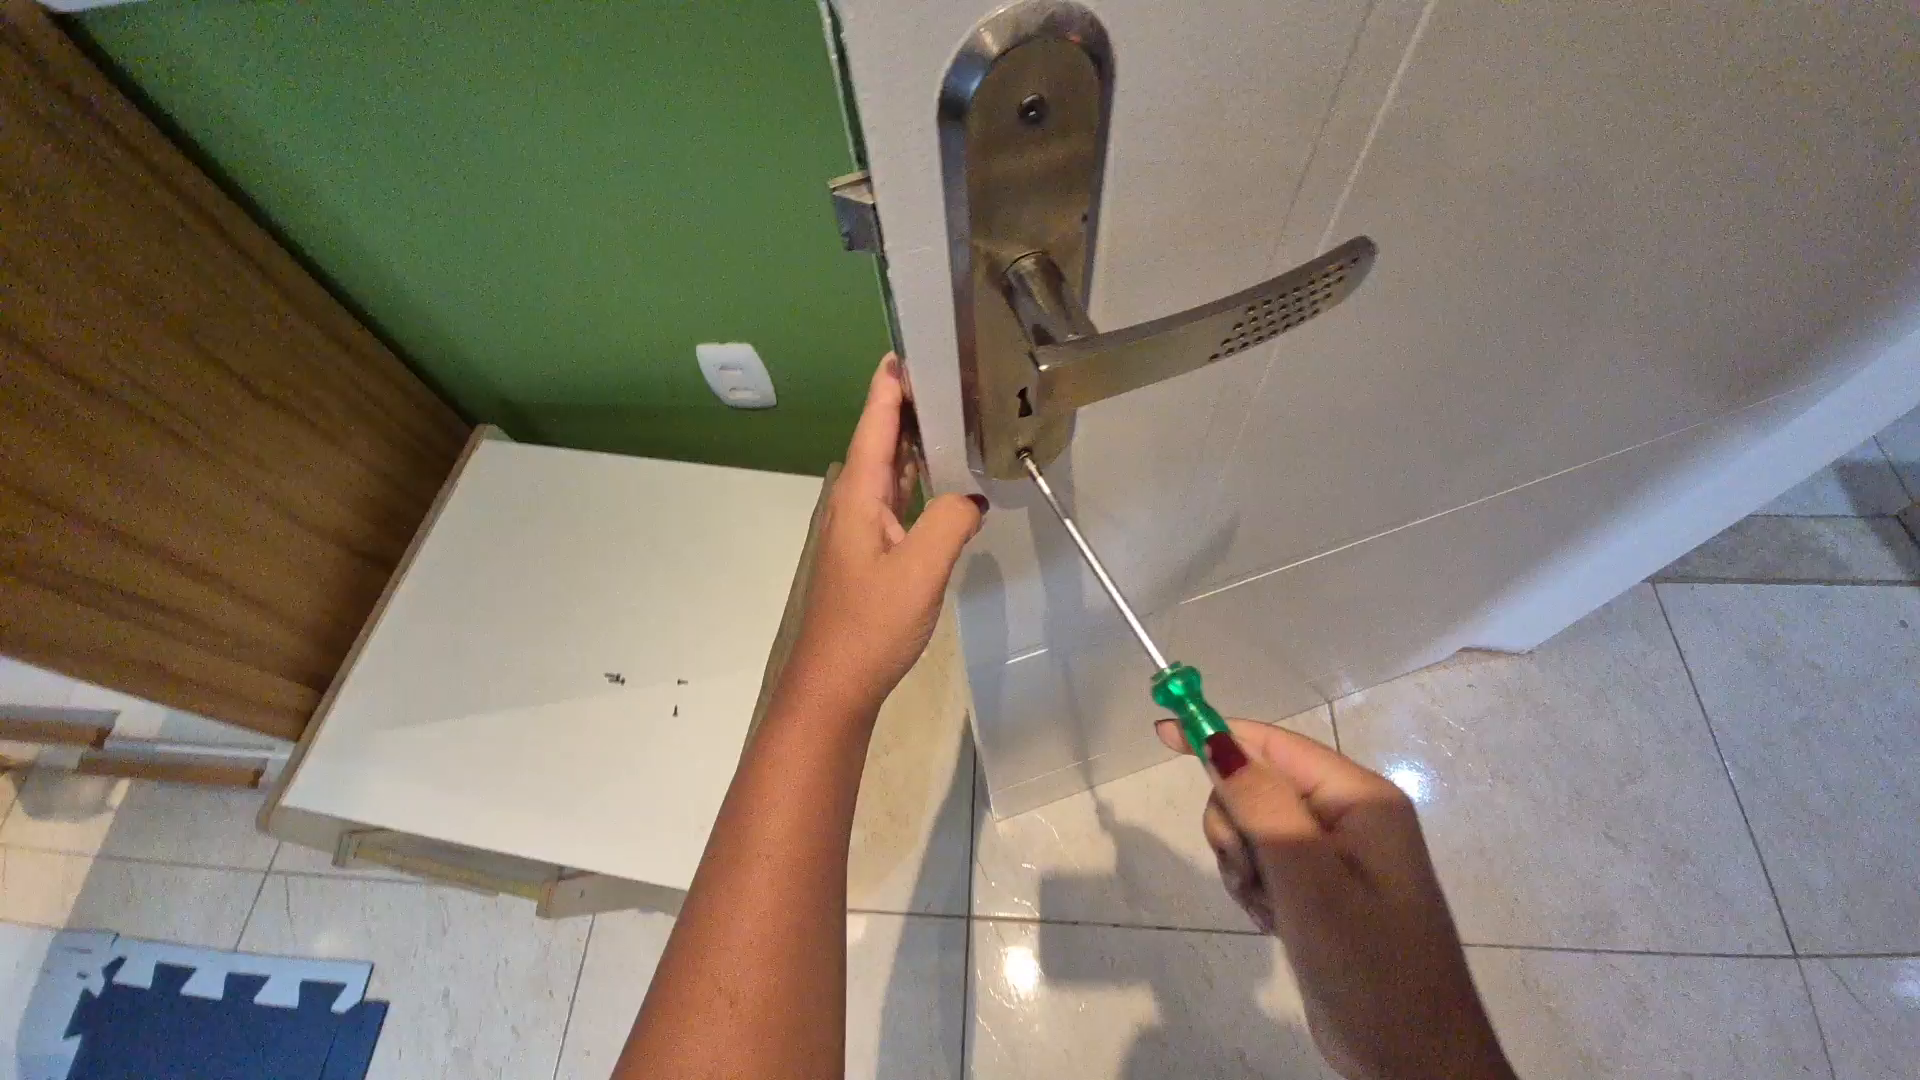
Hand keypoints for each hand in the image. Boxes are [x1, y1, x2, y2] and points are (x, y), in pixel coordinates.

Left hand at [778, 354, 985, 718]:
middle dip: (908, 406)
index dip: (889, 387)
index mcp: (859, 497)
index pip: (874, 426)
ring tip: (951, 415)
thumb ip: (949, 523)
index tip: (909, 349)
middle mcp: (854, 505)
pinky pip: (897, 501)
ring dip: (915, 443)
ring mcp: (860, 530)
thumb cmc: (871, 625)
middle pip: (880, 442)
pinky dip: (919, 481)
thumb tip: (971, 499)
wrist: (834, 683)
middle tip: (949, 377)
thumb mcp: (920, 570)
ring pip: (889, 472)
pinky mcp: (871, 553)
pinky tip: (942, 480)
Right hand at [1156, 718, 1514, 1079]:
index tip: (1162, 733)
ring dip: (1242, 863)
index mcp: (1358, 799)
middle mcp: (1348, 817)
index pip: (1274, 745)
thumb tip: (1215, 739)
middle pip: (1256, 785)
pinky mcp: (1321, 890)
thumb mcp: (1305, 874)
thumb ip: (1258, 800)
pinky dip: (1253, 887)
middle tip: (1247, 869)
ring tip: (1264, 906)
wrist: (1414, 1065)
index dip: (1218, 734)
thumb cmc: (1366, 963)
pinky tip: (1270, 921)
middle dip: (1235, 825)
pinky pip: (1263, 863)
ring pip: (1252, 827)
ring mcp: (1335, 856)